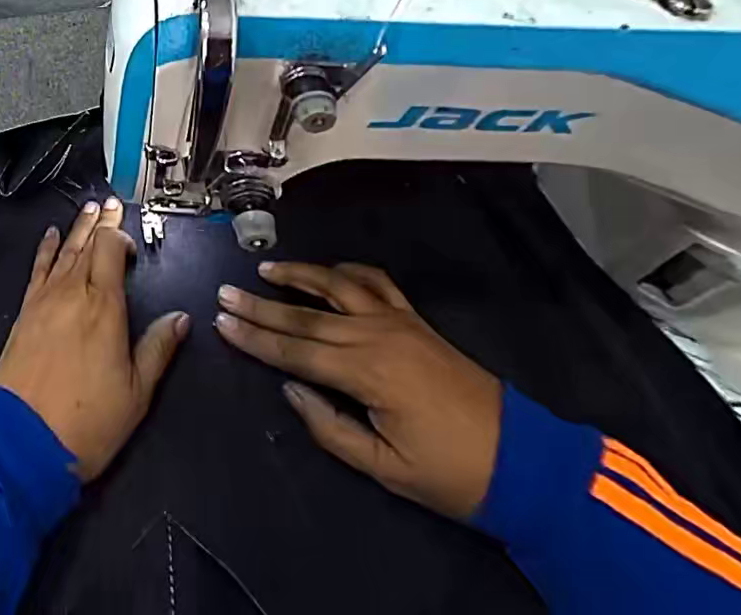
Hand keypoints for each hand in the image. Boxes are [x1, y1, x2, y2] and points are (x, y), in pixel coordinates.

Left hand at [0, 197, 189, 481]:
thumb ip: (158, 348)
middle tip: (110, 204)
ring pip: (63, 253)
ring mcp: (44, 303)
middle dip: (101, 223)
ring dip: (77, 229)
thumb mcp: (136, 392)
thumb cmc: (86, 422)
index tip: (131, 246)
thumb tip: (180, 319)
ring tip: (88, 210)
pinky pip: (37, 271)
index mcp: (104, 307)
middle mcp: (72, 295)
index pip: (111, 251)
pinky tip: (49, 238)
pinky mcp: (24, 315)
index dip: (121, 239)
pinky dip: (44, 251)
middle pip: (88, 246)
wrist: (19, 447)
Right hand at [217, 262, 501, 520]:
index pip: (295, 350)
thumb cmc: (448, 472)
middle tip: (227, 291)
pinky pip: (377, 283)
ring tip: (267, 269)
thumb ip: (330, 426)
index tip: (222, 321)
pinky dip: (350, 271)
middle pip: (307, 314)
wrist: (518, 456)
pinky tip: (331, 270)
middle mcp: (377, 335)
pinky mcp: (415, 319)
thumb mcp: (384, 466)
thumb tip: (291, 389)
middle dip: (263, 304)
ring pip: (338, 286)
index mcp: (366, 371)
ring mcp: (398, 321)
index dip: (256, 336)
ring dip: (300, 275)